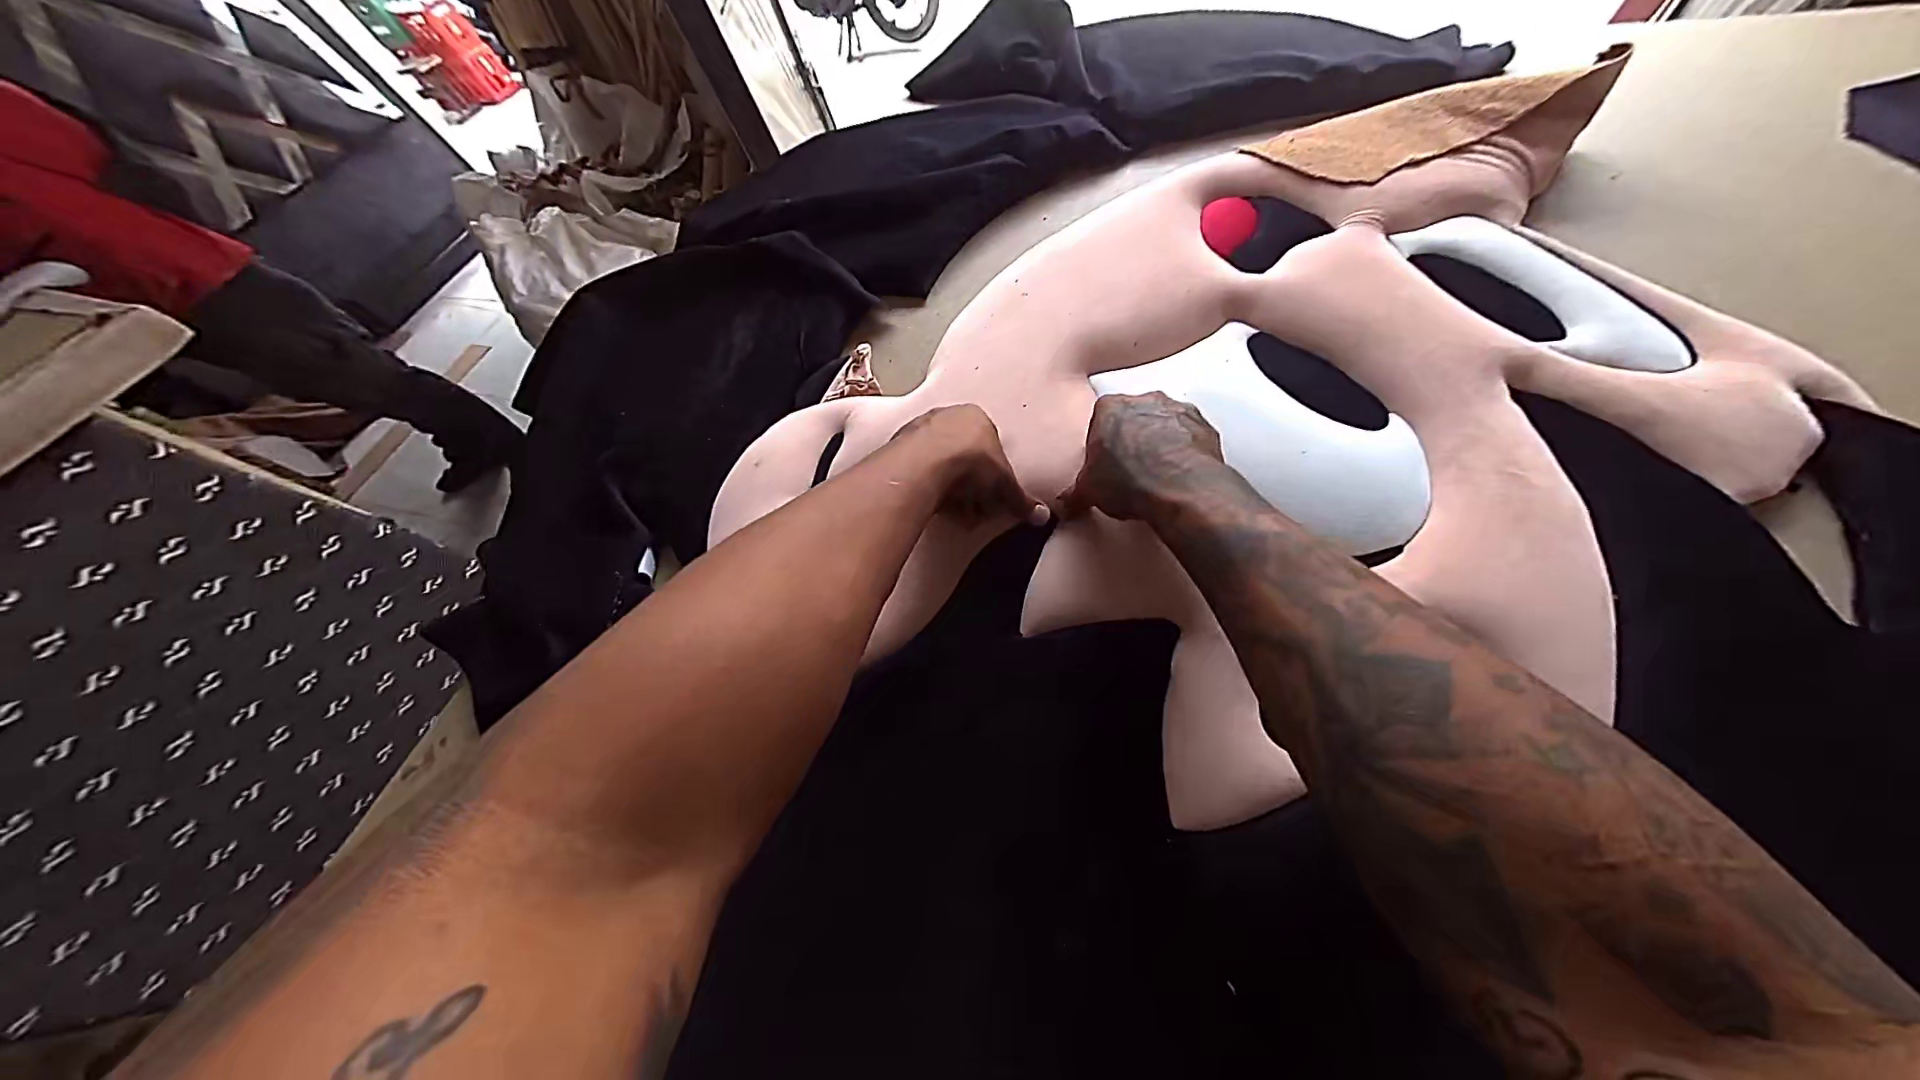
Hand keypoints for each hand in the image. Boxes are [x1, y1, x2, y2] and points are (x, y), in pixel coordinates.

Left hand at [889, 405, 1049, 528]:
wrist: (924, 463)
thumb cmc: (970, 463)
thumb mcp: (1003, 484)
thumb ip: (1020, 499)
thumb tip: (1042, 516)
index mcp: (975, 416)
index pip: (989, 446)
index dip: (992, 475)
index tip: (991, 495)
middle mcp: (945, 416)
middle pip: (962, 455)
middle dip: (970, 486)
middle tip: (974, 507)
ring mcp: (918, 430)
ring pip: (939, 464)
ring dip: (949, 489)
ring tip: (956, 511)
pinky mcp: (898, 448)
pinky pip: (918, 471)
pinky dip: (928, 488)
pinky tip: (934, 505)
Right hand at [1062, 392, 1226, 521]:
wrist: (1179, 489)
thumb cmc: (1132, 480)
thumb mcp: (1089, 491)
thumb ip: (1075, 492)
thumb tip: (1067, 502)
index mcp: (1110, 408)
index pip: (1100, 420)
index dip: (1102, 443)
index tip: (1104, 462)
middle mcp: (1145, 401)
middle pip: (1134, 417)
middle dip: (1132, 438)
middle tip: (1129, 468)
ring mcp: (1177, 411)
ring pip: (1164, 423)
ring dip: (1160, 442)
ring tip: (1156, 475)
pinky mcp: (1204, 427)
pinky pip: (1190, 436)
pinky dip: (1185, 451)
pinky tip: (1178, 475)